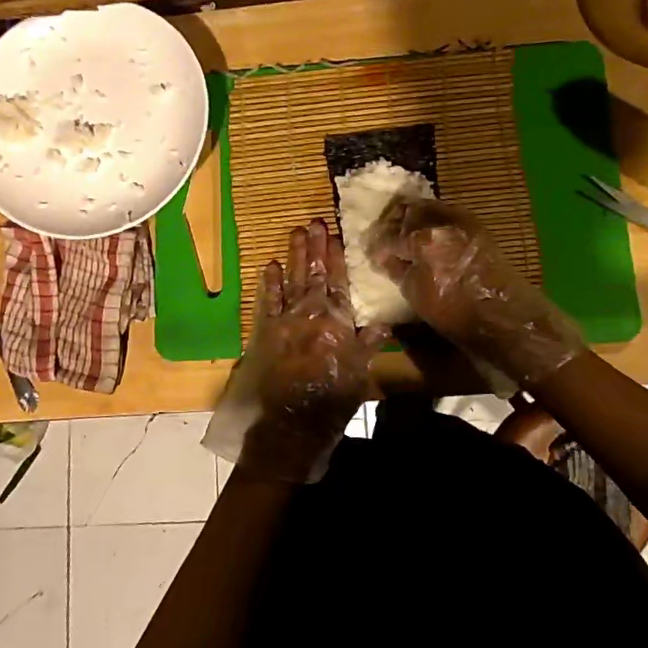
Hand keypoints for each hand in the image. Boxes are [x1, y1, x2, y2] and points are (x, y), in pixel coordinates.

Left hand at [206, 221, 388, 482]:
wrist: (290, 425)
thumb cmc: (332, 400)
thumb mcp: (359, 372)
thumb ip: (367, 344)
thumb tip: (381, 322)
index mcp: (335, 322)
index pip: (338, 282)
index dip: (336, 257)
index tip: (337, 234)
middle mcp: (309, 315)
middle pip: (313, 275)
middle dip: (314, 248)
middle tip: (314, 222)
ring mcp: (285, 322)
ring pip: (290, 281)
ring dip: (293, 257)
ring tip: (296, 232)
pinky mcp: (266, 333)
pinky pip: (267, 302)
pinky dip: (268, 283)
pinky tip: (269, 265)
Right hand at [371, 199, 583, 385]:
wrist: (502, 315)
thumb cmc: (455, 312)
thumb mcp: (416, 294)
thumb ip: (398, 269)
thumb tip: (385, 257)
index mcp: (424, 240)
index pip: (390, 236)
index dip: (378, 247)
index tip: (374, 256)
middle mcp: (443, 221)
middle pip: (408, 209)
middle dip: (393, 223)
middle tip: (386, 239)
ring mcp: (462, 219)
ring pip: (428, 207)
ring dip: (413, 218)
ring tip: (406, 237)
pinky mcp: (476, 224)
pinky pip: (447, 213)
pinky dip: (433, 220)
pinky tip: (428, 237)